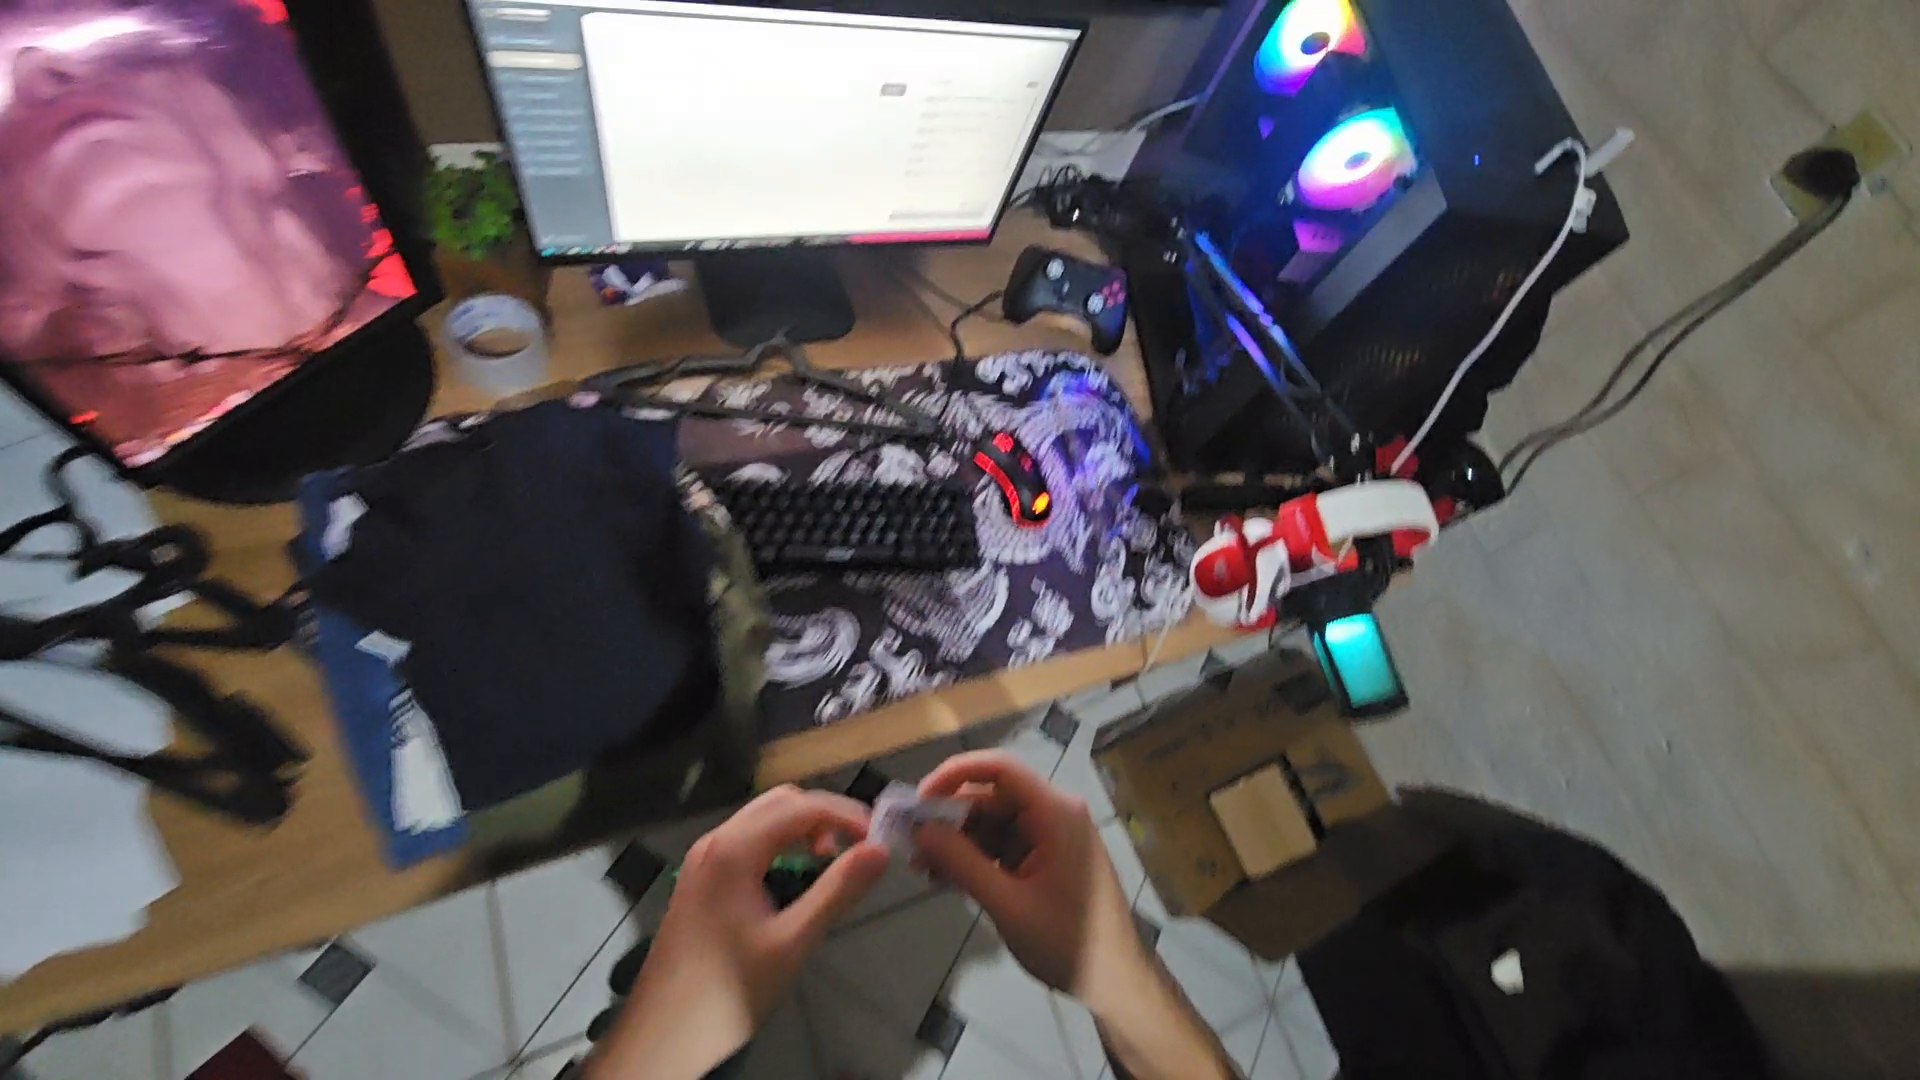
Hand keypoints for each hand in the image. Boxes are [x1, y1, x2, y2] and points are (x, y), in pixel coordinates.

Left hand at [590, 787, 888, 1079]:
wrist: (662, 1039)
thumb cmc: (729, 991)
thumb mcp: (792, 942)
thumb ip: (838, 890)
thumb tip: (880, 850)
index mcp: (734, 848)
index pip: (802, 807)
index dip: (846, 815)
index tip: (879, 837)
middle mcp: (715, 840)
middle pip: (781, 802)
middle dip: (824, 815)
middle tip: (858, 845)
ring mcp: (703, 858)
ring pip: (763, 818)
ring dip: (802, 828)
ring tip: (832, 859)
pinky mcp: (700, 878)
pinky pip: (747, 839)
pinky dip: (779, 843)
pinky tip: (794, 874)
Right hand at [912, 751, 1145, 999]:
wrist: (1118, 985)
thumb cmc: (1068, 943)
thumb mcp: (1008, 905)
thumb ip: (963, 863)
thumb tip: (920, 830)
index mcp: (1055, 812)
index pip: (1000, 768)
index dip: (955, 774)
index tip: (919, 799)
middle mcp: (1055, 812)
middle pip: (992, 796)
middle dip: (950, 817)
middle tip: (911, 843)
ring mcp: (1051, 834)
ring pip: (993, 821)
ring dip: (958, 840)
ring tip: (922, 867)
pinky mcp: (1046, 856)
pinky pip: (1003, 842)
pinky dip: (975, 856)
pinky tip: (946, 877)